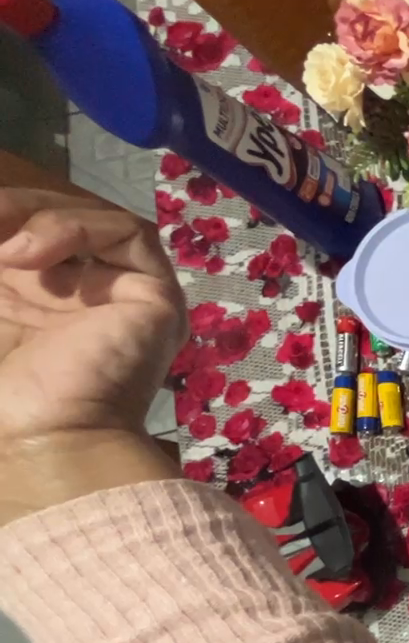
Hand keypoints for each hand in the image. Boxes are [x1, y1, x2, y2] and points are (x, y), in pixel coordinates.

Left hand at [0, 188, 185, 523]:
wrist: (40, 434)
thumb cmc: (0, 389)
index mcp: (33, 296)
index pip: (26, 231)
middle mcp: (86, 291)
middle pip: (62, 217)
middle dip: (8, 208)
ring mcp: (127, 293)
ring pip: (99, 218)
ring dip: (38, 214)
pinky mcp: (158, 297)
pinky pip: (131, 234)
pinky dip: (74, 229)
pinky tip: (27, 255)